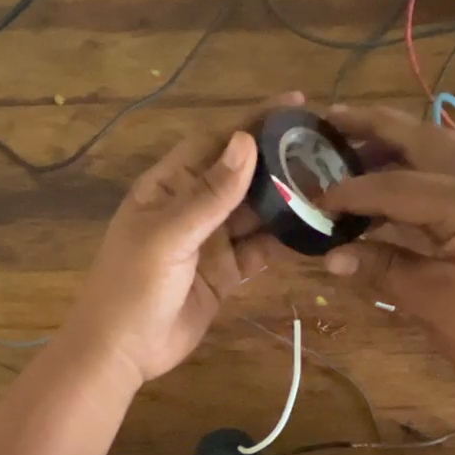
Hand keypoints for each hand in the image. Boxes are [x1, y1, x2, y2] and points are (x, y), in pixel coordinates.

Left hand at [60, 94, 299, 383]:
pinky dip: (285, 241)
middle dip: (279, 161)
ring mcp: (210, 242)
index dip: (252, 121)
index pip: (215, 142)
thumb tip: (245, 141)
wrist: (121, 351)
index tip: (296, 103)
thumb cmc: (132, 286)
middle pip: (242, 175)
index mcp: (168, 187)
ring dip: (288, 201)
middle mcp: (191, 208)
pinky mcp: (225, 274)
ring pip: (256, 213)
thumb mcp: (168, 236)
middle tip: (328, 148)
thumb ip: (210, 194)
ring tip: (333, 185)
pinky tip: (316, 230)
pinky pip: (260, 250)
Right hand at [316, 104, 454, 399]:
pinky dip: (417, 166)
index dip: (350, 191)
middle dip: (373, 127)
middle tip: (326, 118)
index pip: (398, 184)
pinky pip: (454, 170)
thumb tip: (329, 255)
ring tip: (349, 140)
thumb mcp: (431, 301)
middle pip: (424, 139)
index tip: (310, 196)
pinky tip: (388, 176)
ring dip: (395, 141)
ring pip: (441, 147)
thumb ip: (380, 268)